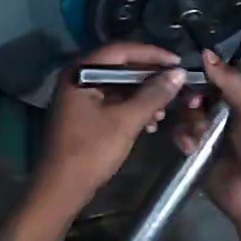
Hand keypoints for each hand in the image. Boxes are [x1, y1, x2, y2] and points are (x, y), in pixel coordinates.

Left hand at [35, 43, 188, 210]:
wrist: (61, 189)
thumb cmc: (90, 151)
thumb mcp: (126, 121)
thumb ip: (153, 95)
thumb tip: (178, 73)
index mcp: (81, 72)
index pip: (121, 51)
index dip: (152, 54)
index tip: (178, 62)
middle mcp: (77, 78)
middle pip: (120, 67)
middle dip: (150, 77)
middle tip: (177, 84)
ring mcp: (79, 97)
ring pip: (118, 86)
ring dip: (143, 95)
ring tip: (165, 109)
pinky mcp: (84, 114)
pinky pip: (113, 101)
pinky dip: (132, 107)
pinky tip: (150, 121)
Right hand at [173, 49, 240, 234]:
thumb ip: (230, 81)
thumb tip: (206, 52)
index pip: (219, 81)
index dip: (206, 76)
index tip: (195, 73)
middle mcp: (226, 117)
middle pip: (199, 97)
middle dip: (193, 98)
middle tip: (195, 105)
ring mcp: (210, 137)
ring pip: (188, 116)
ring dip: (189, 120)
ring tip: (198, 131)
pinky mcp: (197, 156)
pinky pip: (182, 138)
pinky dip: (183, 139)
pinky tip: (191, 144)